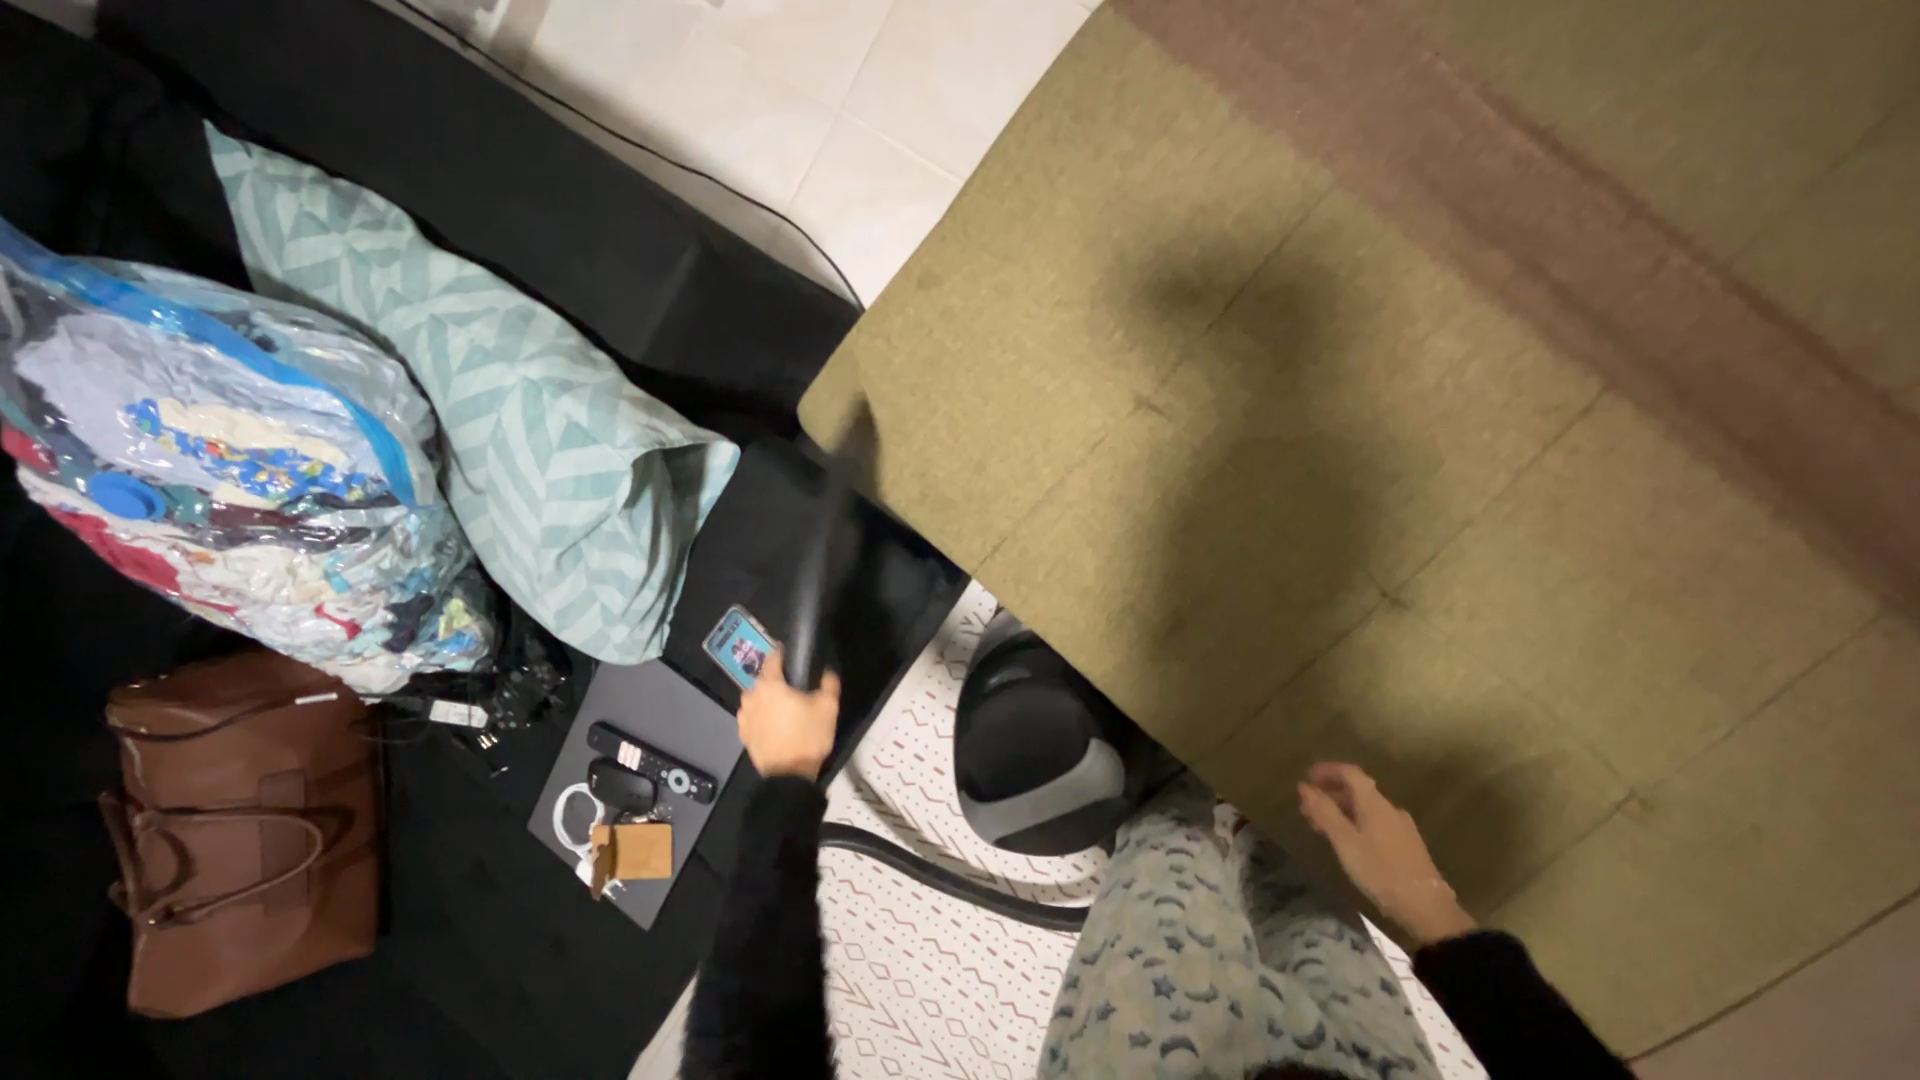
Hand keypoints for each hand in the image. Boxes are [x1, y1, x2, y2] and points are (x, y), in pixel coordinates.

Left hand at [736, 649, 839, 780]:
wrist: (789, 776)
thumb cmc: (808, 737)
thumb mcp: (828, 708)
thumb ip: (829, 683)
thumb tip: (827, 671)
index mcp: (770, 684)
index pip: (773, 658)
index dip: (784, 654)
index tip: (794, 656)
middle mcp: (751, 695)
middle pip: (764, 679)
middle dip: (778, 680)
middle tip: (796, 688)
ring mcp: (744, 716)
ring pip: (757, 698)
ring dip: (768, 699)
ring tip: (785, 708)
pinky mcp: (743, 733)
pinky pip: (753, 716)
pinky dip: (761, 716)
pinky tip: (775, 724)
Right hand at [1297, 762, 1477, 946]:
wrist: (1426, 907)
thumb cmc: (1380, 870)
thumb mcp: (1345, 841)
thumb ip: (1324, 812)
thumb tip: (1305, 786)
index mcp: (1375, 804)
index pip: (1350, 773)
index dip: (1328, 770)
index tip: (1307, 776)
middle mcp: (1390, 809)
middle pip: (1357, 791)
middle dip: (1330, 795)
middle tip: (1307, 808)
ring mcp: (1401, 828)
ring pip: (1365, 809)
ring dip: (1341, 811)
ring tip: (1321, 827)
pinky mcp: (1406, 845)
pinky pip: (1375, 824)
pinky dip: (1355, 824)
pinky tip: (1348, 842)